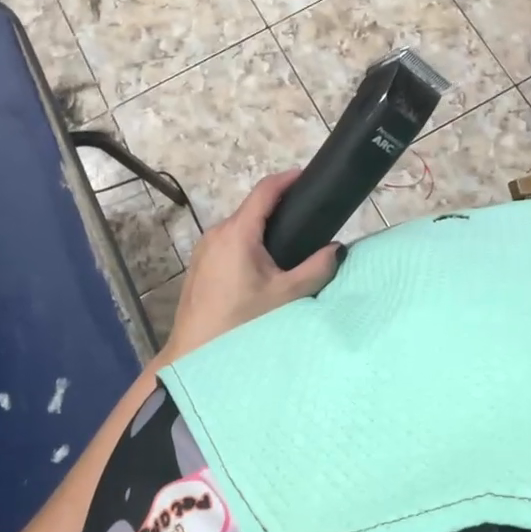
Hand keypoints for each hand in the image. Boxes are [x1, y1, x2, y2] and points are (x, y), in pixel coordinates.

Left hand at [157, 170, 340, 364]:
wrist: (194, 355)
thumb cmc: (242, 321)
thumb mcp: (286, 296)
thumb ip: (316, 268)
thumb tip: (336, 248)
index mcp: (238, 232)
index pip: (265, 190)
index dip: (287, 179)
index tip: (308, 176)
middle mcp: (217, 232)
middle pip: (252, 209)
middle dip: (279, 207)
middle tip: (308, 217)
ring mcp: (204, 248)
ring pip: (240, 227)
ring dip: (263, 228)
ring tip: (291, 243)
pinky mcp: (200, 265)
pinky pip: (229, 243)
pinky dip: (248, 244)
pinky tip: (264, 266)